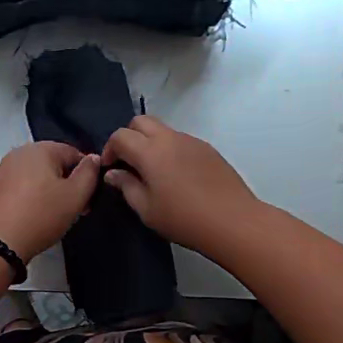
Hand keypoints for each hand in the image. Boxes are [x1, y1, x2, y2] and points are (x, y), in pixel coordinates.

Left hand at [0, 142, 100, 259]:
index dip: (87, 175)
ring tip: (58, 215)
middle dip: (69, 184)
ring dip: (53, 192)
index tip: (89, 198)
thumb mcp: (76, 195)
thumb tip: (94, 158)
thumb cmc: (42, 215)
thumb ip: (90, 173)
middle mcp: (20, 152)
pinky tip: (39, 216)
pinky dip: (36, 198)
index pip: (75, 153)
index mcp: (40, 148)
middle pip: (55, 164)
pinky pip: (25, 187)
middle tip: (77, 209)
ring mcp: (6, 170)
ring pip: (40, 177)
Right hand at [101, 116, 262, 255]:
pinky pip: (181, 141)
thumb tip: (113, 173)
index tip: (110, 168)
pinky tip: (176, 176)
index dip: (109, 149)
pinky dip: (170, 149)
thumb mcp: (147, 209)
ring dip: (150, 142)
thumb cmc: (183, 219)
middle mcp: (170, 138)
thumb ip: (127, 187)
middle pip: (141, 122)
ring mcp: (192, 141)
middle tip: (128, 162)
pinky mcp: (208, 150)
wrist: (232, 221)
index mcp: (150, 151)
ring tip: (152, 171)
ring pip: (163, 130)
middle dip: (129, 137)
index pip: (120, 136)